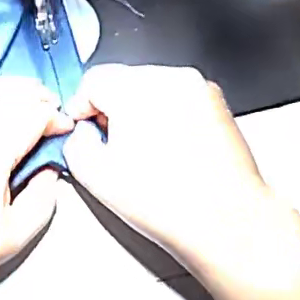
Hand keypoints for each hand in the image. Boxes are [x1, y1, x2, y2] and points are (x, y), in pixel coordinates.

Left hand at [0, 78, 72, 293]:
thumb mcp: (14, 235)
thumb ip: (43, 197)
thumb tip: (51, 166)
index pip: (32, 113)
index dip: (55, 117)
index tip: (66, 129)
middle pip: (9, 91)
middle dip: (37, 97)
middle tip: (52, 112)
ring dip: (13, 92)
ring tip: (29, 106)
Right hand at [61, 64, 281, 264]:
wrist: (224, 220)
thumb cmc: (170, 202)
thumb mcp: (96, 176)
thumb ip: (75, 144)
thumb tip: (81, 134)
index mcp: (137, 89)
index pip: (93, 80)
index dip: (81, 107)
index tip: (81, 128)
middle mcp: (172, 79)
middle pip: (124, 82)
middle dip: (112, 112)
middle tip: (111, 150)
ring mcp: (199, 90)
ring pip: (153, 92)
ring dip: (141, 117)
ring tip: (145, 160)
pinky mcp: (218, 106)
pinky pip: (180, 104)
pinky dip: (168, 123)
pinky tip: (169, 158)